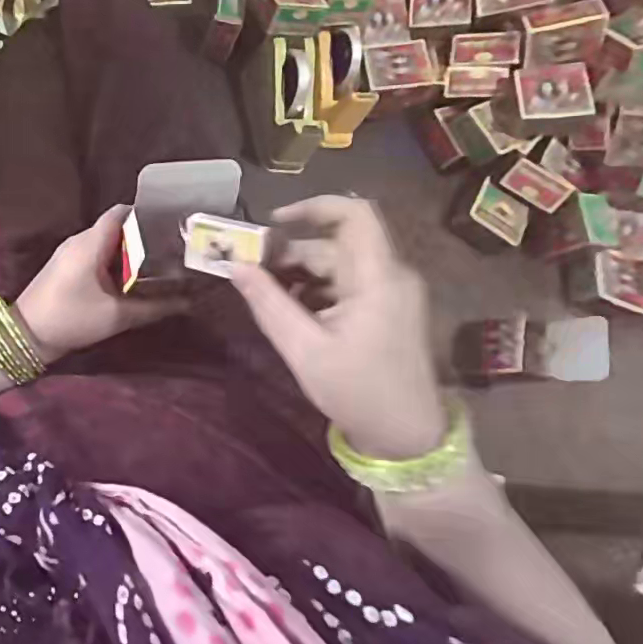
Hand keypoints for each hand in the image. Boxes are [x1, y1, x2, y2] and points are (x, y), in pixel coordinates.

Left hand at [16, 205, 182, 362]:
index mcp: (90, 242)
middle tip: (172, 248)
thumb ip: (155, 307)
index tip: (171, 224)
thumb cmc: (71, 319)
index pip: (121, 212)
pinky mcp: (65, 268)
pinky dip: (114, 261)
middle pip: (117, 227)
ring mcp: (69, 253)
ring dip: (129, 251)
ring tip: (159, 263)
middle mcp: (79, 241)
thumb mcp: (117, 316)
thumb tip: (188, 302)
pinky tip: (131, 278)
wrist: (26, 336)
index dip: (146, 213)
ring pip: (106, 243)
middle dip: (143, 235)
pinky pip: (95, 255)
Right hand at [231, 196, 448, 457]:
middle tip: (251, 269)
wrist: (407, 437)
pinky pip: (347, 283)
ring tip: (265, 294)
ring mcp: (391, 292)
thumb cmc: (358, 392)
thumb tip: (234, 266)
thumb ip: (268, 304)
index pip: (355, 214)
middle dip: (291, 251)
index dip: (313, 207)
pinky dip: (317, 289)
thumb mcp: (304, 350)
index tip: (272, 223)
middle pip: (337, 243)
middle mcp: (391, 275)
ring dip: (300, 273)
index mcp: (378, 279)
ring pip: (339, 264)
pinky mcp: (387, 308)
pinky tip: (291, 310)